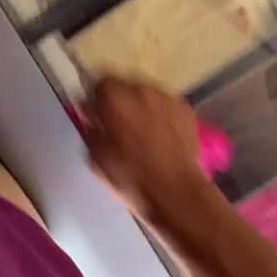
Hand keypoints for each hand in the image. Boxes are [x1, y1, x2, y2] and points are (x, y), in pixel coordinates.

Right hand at [82, 77, 215, 218]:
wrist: (174, 191)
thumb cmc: (129, 177)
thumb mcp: (96, 157)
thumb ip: (90, 128)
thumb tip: (89, 113)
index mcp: (114, 98)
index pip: (100, 84)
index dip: (98, 101)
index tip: (98, 117)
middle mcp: (141, 89)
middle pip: (126, 86)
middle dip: (121, 102)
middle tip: (120, 125)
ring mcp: (167, 97)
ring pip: (148, 95)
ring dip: (142, 107)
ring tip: (143, 132)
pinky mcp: (186, 109)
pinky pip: (167, 106)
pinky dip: (162, 115)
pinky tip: (162, 136)